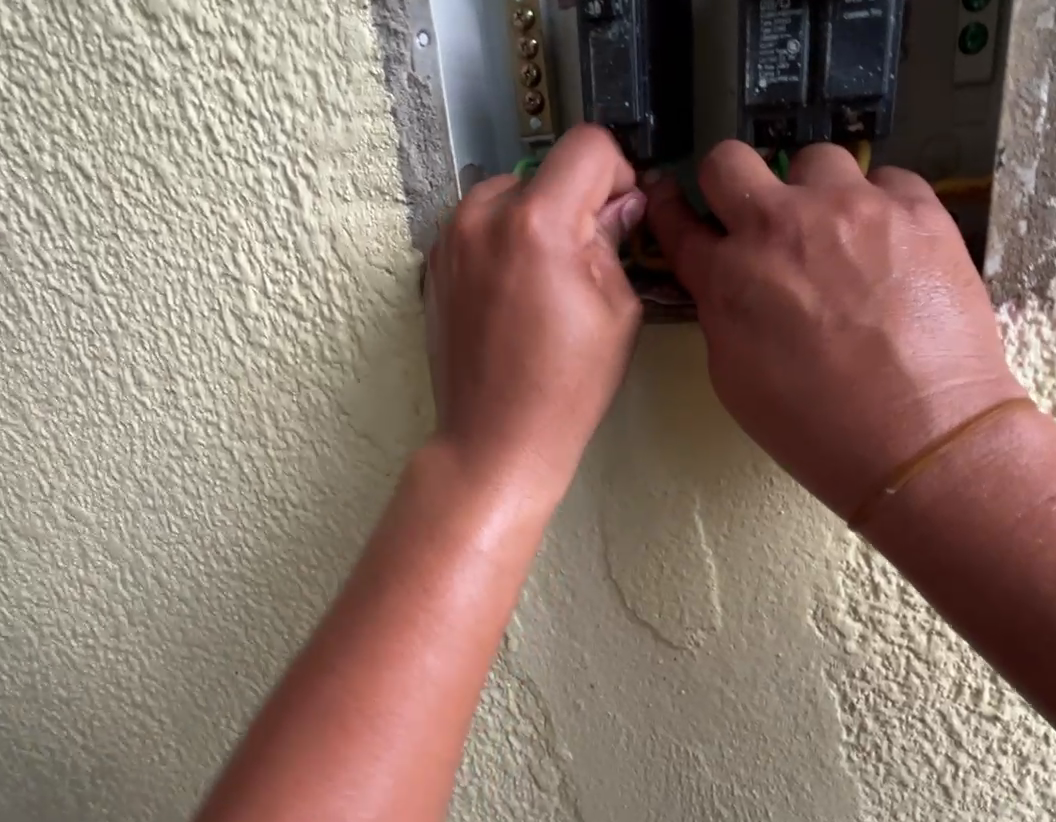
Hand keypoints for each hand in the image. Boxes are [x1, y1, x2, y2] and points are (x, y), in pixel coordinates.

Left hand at [424, 125, 645, 503]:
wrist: (496, 440)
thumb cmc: (563, 390)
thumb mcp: (617, 314)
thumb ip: (616, 242)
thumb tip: (620, 206)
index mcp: (536, 226)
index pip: (587, 146)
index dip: (617, 174)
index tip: (621, 211)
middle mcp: (482, 218)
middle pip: (545, 172)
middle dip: (573, 204)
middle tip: (585, 262)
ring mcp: (450, 241)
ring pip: (508, 197)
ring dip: (535, 222)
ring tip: (546, 285)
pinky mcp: (434, 265)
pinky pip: (479, 228)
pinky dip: (504, 244)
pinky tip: (516, 297)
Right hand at [646, 141, 1024, 516]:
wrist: (919, 435)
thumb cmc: (817, 428)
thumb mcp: (736, 381)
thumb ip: (723, 316)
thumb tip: (731, 284)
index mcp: (729, 277)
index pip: (679, 222)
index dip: (671, 210)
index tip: (675, 202)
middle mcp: (782, 226)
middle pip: (730, 161)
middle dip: (733, 185)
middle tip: (757, 220)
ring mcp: (852, 207)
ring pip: (815, 161)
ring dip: (815, 194)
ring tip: (841, 239)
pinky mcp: (916, 207)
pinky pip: (887, 180)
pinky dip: (879, 207)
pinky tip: (891, 249)